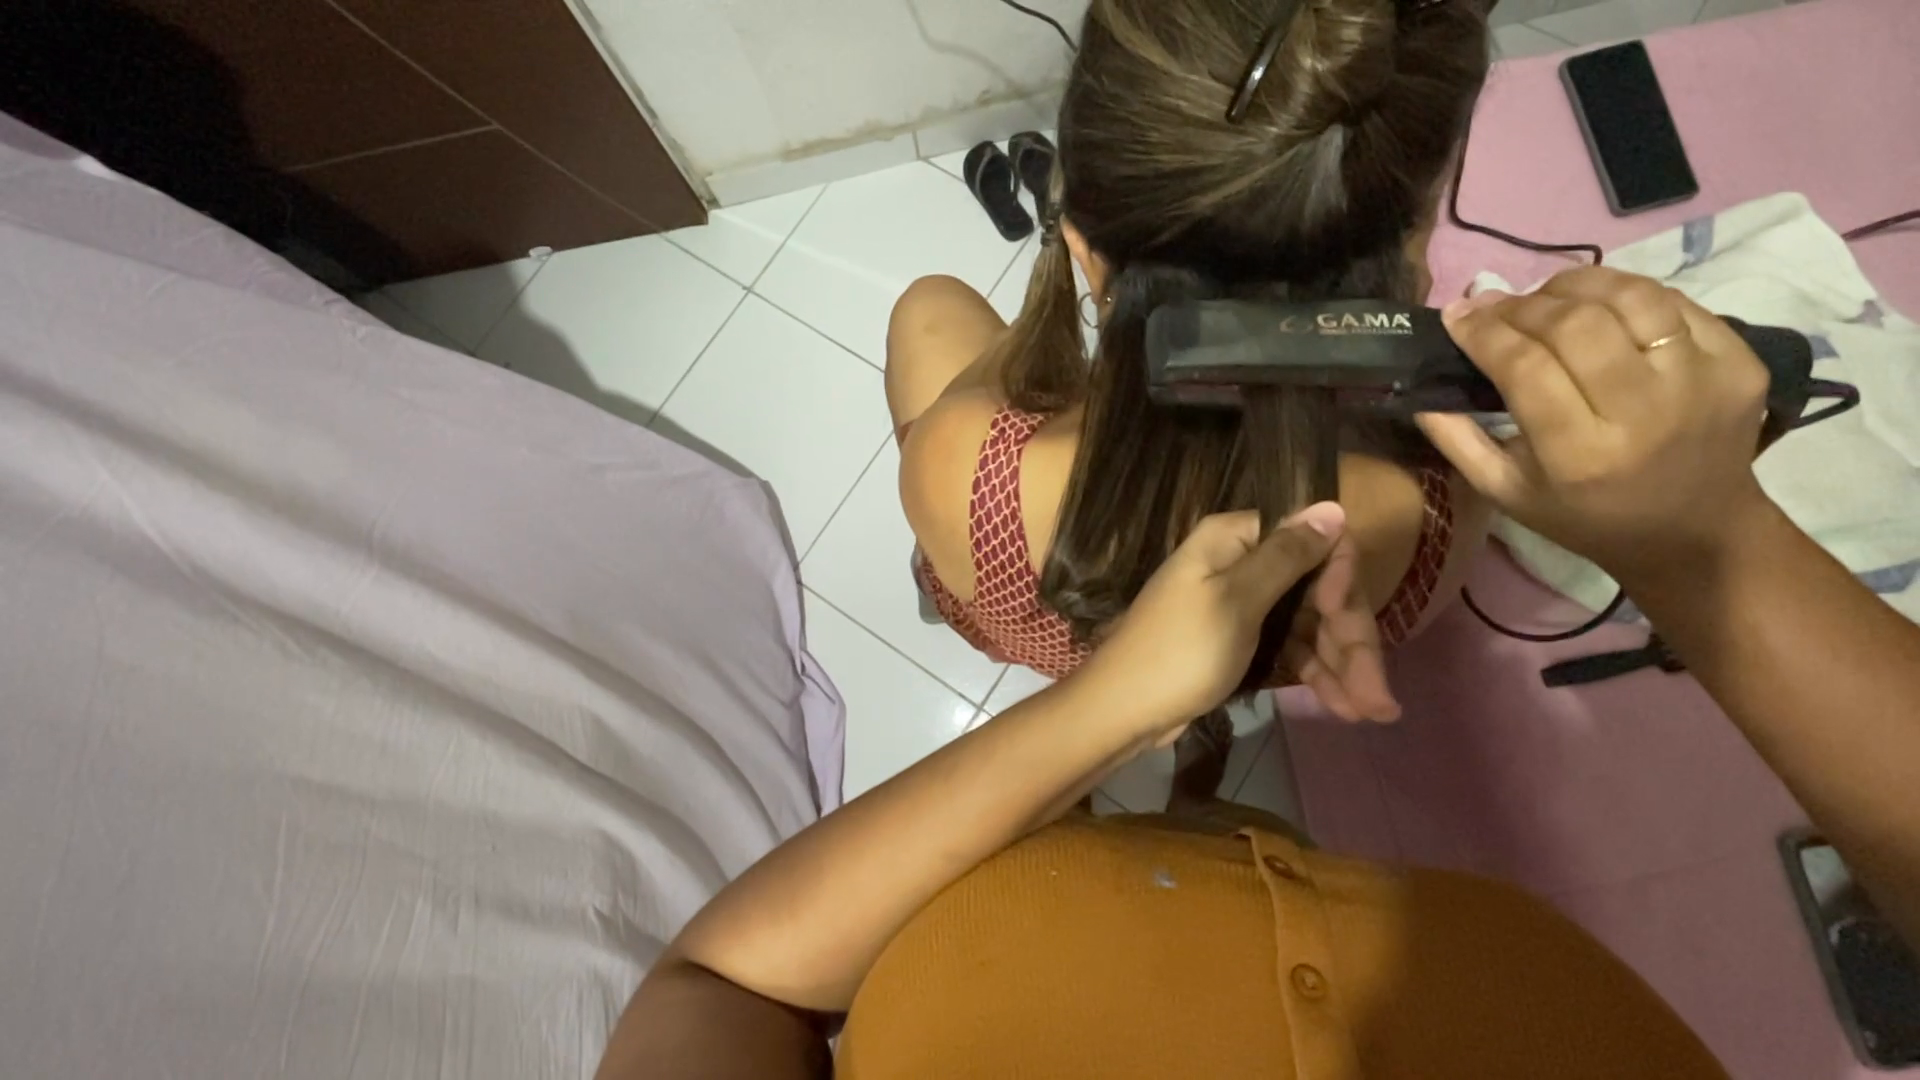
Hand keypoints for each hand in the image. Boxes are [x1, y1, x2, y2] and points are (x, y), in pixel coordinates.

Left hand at [1076, 504, 1400, 737]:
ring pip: (1309, 624)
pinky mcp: (1240, 641)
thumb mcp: (1236, 601)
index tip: (1342, 622)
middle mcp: (1240, 564)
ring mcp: (1241, 605)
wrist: (1123, 710)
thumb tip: (1332, 506)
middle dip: (1351, 640)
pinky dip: (1316, 674)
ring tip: (1373, 712)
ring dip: (1342, 666)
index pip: (1313, 540)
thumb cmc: (1178, 651)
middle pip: (1318, 590)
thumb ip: (1286, 555)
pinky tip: (1344, 706)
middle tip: (1380, 699)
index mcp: (1234, 540)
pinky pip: (1290, 648)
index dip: (1340, 582)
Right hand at [1417, 267, 1774, 586]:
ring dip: (1574, 285)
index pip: (1525, 366)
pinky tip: (1593, 305)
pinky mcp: (1740, 361)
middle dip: (1521, 305)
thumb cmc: (1582, 516)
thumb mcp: (1504, 492)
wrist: (1694, 529)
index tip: (1456, 316)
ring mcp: (1702, 381)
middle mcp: (1645, 411)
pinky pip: (1674, 303)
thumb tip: (1419, 391)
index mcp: (1579, 454)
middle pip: (1575, 325)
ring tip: (1542, 296)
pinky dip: (1623, 293)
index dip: (1484, 332)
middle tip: (1492, 305)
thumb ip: (1457, 440)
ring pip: (1630, 298)